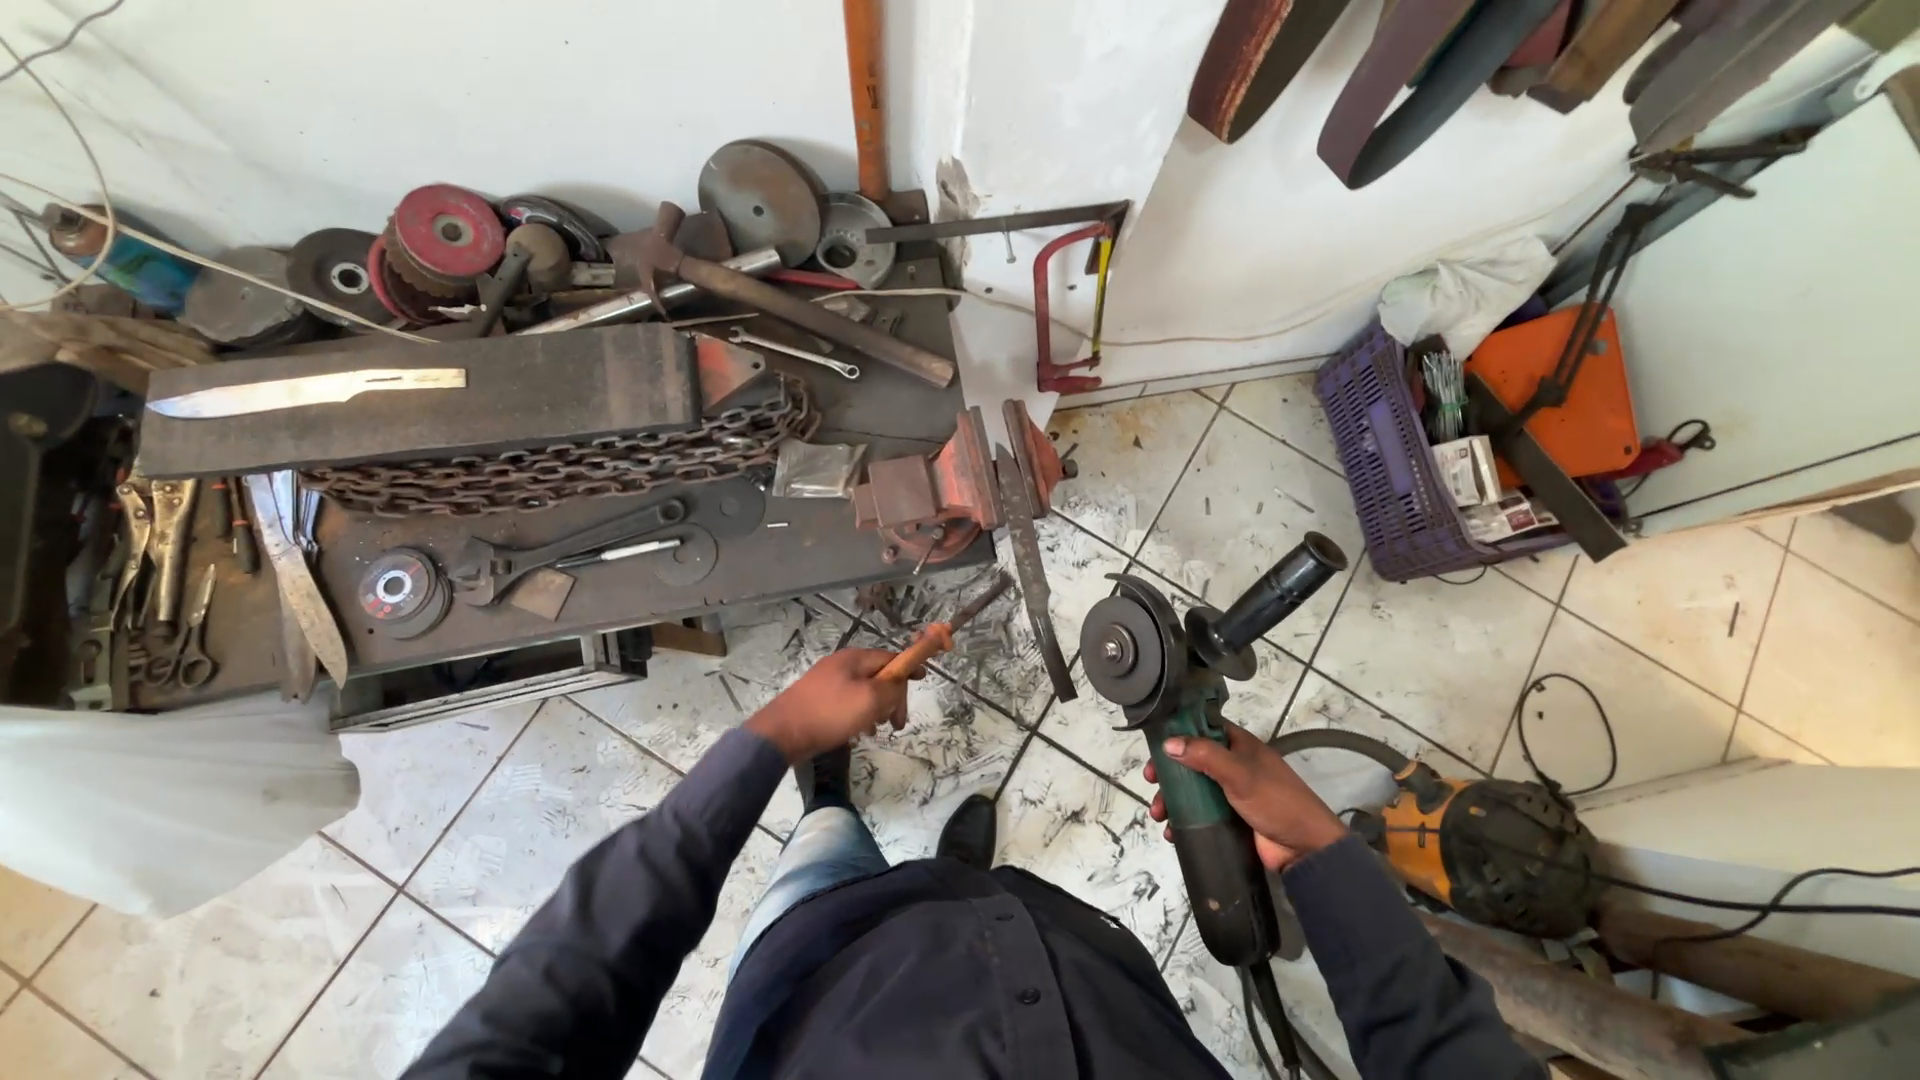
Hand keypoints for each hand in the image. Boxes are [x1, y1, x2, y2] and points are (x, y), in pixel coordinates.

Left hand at [744, 649, 913, 762]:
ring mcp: (826, 681)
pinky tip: (856, 732)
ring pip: (863, 691)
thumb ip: (892, 687)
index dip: (909, 668)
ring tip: (875, 730)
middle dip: (892, 698)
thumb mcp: (870, 699)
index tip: (923, 680)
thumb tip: (900, 682)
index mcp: (854, 658)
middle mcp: (841, 664)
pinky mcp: (817, 699)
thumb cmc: (830, 713)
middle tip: (896, 724)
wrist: (781, 733)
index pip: (890, 657)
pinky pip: (847, 702)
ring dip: (876, 709)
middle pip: (878, 675)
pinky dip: (858, 715)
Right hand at [1144, 720, 1346, 872]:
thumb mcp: (1240, 774)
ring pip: (1192, 791)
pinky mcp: (1229, 819)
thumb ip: (1205, 756)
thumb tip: (1168, 743)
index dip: (1177, 733)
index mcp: (1239, 745)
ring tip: (1159, 816)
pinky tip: (1172, 834)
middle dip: (1168, 774)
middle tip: (1151, 783)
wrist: (1306, 849)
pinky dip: (1183, 822)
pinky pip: (1199, 816)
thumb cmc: (1276, 801)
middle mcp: (1233, 765)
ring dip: (1172, 801)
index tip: (1155, 746)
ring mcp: (1230, 793)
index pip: (1202, 728)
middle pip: (1191, 761)